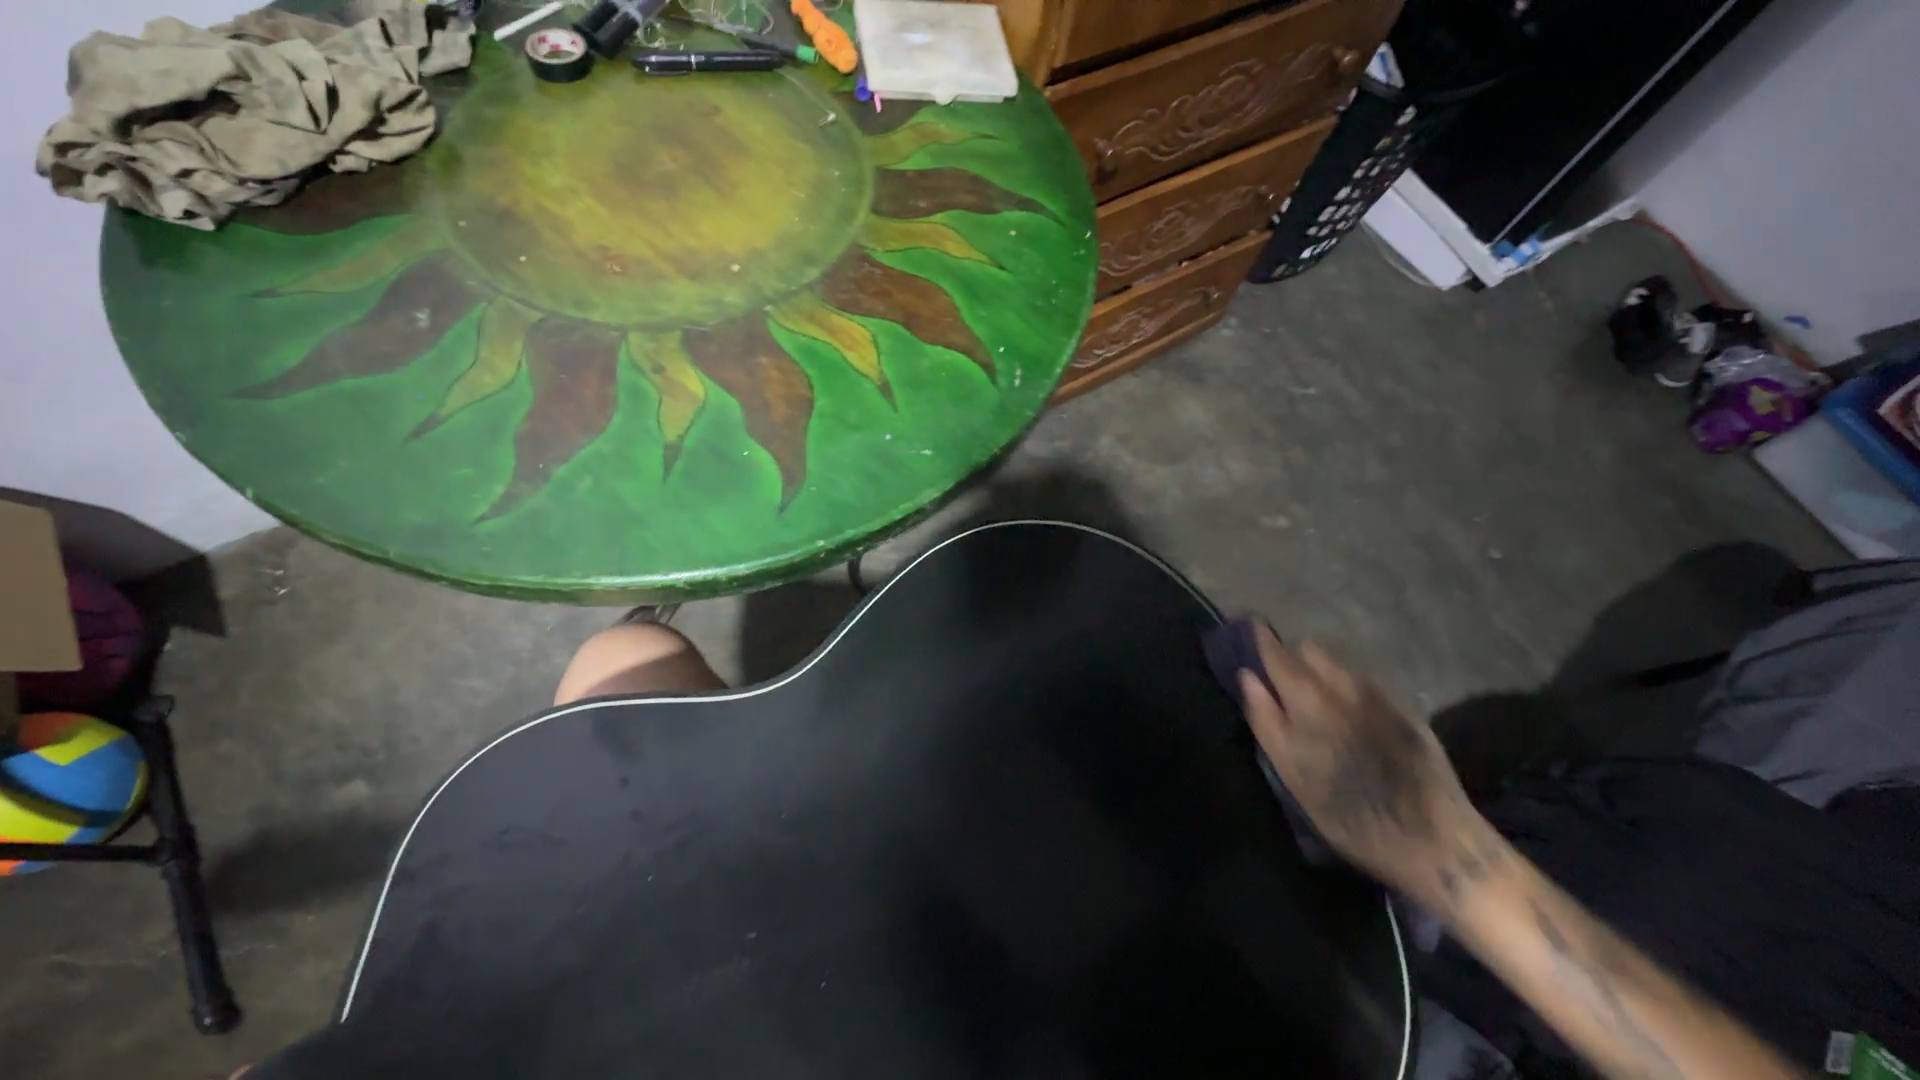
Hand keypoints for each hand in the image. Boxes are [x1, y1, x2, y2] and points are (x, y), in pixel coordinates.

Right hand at [1237, 622, 1503, 910]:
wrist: (1435, 840)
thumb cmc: (1350, 817)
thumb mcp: (1294, 777)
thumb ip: (1267, 721)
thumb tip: (1248, 677)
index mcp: (1311, 701)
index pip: (1279, 656)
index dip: (1262, 641)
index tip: (1249, 627)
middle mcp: (1345, 687)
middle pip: (1310, 651)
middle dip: (1291, 658)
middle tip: (1280, 681)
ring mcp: (1380, 696)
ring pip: (1339, 666)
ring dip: (1320, 672)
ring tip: (1313, 699)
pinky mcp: (1405, 710)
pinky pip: (1365, 682)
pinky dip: (1347, 688)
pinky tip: (1348, 715)